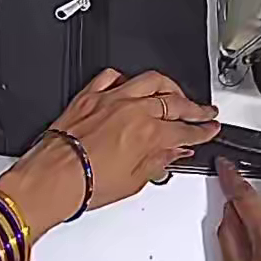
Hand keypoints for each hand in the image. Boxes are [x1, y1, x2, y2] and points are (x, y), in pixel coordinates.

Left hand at [0, 69, 219, 234]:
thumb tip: (173, 153)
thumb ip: (159, 161)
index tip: (210, 128)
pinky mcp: (90, 96)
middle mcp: (133, 110)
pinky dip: (125, 78)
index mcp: (149, 134)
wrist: (51, 179)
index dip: (203, 130)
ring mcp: (112, 99)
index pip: (186, 129)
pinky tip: (130, 84)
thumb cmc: (85, 184)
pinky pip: (112, 76)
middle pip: (176, 101)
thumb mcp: (134, 181)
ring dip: (168, 86)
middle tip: (205, 111)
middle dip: (196, 108)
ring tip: (176, 93)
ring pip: (150, 80)